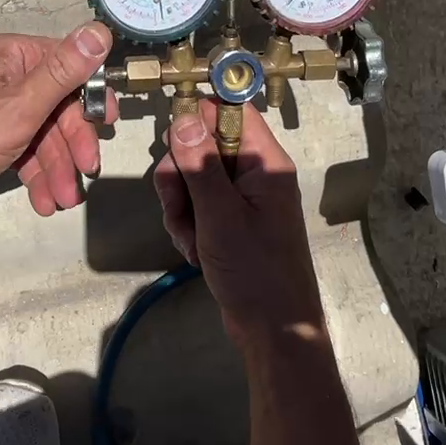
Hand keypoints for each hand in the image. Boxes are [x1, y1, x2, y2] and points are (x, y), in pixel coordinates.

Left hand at [0, 23, 116, 222]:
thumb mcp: (20, 106)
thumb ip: (64, 71)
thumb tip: (100, 29)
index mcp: (10, 55)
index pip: (67, 65)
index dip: (91, 94)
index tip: (108, 123)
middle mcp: (2, 74)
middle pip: (56, 104)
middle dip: (72, 143)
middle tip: (88, 172)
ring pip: (40, 132)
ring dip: (56, 167)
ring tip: (63, 200)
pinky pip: (21, 148)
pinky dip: (34, 173)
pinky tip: (42, 200)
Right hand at [153, 101, 325, 351]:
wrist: (274, 332)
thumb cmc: (254, 269)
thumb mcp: (220, 215)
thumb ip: (200, 164)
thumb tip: (184, 117)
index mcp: (265, 162)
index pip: (232, 112)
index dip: (199, 116)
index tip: (172, 137)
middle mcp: (255, 173)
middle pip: (203, 145)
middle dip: (180, 175)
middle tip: (175, 205)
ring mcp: (242, 199)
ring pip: (194, 178)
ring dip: (181, 207)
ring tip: (188, 239)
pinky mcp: (230, 222)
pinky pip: (198, 206)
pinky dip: (188, 225)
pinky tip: (194, 251)